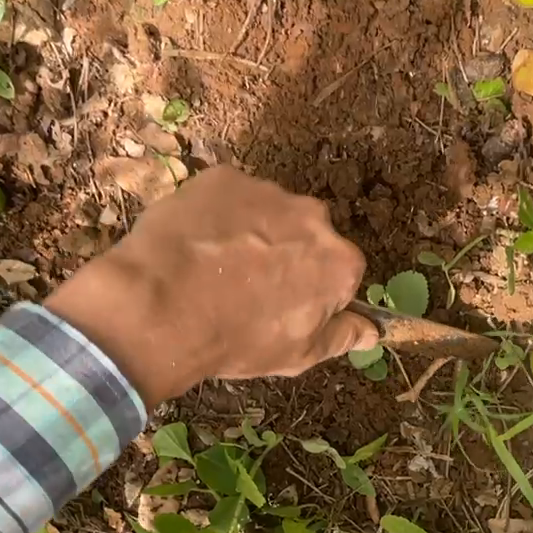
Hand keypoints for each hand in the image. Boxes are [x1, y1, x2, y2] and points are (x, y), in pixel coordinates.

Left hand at [41, 167, 378, 406]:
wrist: (161, 307)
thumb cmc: (238, 339)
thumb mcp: (298, 355)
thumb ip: (342, 336)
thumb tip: (371, 330)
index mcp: (340, 262)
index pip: (341, 275)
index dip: (315, 294)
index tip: (289, 310)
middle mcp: (314, 217)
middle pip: (309, 238)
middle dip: (289, 258)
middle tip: (251, 290)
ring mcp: (267, 191)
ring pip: (270, 215)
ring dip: (254, 236)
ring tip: (217, 270)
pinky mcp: (223, 177)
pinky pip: (231, 199)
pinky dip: (220, 218)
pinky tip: (197, 248)